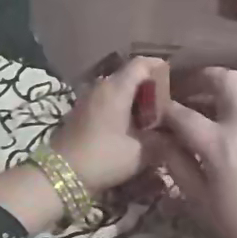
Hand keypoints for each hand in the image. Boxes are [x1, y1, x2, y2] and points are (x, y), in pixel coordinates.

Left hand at [53, 56, 171, 194]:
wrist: (61, 174)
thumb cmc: (104, 158)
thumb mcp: (140, 152)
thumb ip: (161, 139)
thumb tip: (174, 133)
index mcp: (117, 88)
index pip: (141, 63)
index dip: (160, 66)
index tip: (175, 77)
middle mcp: (101, 86)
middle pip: (129, 75)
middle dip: (150, 86)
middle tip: (168, 103)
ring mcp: (88, 98)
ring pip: (117, 88)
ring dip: (135, 98)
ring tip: (152, 116)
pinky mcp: (81, 111)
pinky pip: (107, 100)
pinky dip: (122, 107)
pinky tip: (132, 126)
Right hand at [157, 68, 236, 237]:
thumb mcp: (198, 198)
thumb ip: (176, 162)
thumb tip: (156, 137)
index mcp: (219, 145)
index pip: (182, 114)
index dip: (163, 109)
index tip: (153, 111)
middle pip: (221, 79)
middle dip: (198, 79)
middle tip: (184, 91)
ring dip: (226, 79)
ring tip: (212, 92)